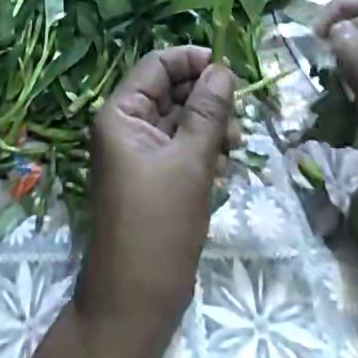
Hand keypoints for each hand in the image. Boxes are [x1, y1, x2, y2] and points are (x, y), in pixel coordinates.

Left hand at [77, 46, 239, 333]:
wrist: (137, 296)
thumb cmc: (159, 223)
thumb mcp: (189, 162)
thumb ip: (207, 113)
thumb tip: (223, 70)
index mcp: (120, 113)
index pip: (156, 66)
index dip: (192, 61)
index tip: (231, 70)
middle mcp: (125, 125)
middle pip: (170, 91)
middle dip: (206, 99)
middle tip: (238, 123)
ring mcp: (139, 152)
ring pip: (180, 119)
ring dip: (210, 127)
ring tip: (234, 149)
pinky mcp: (154, 176)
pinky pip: (181, 147)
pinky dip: (204, 150)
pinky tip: (224, 168)